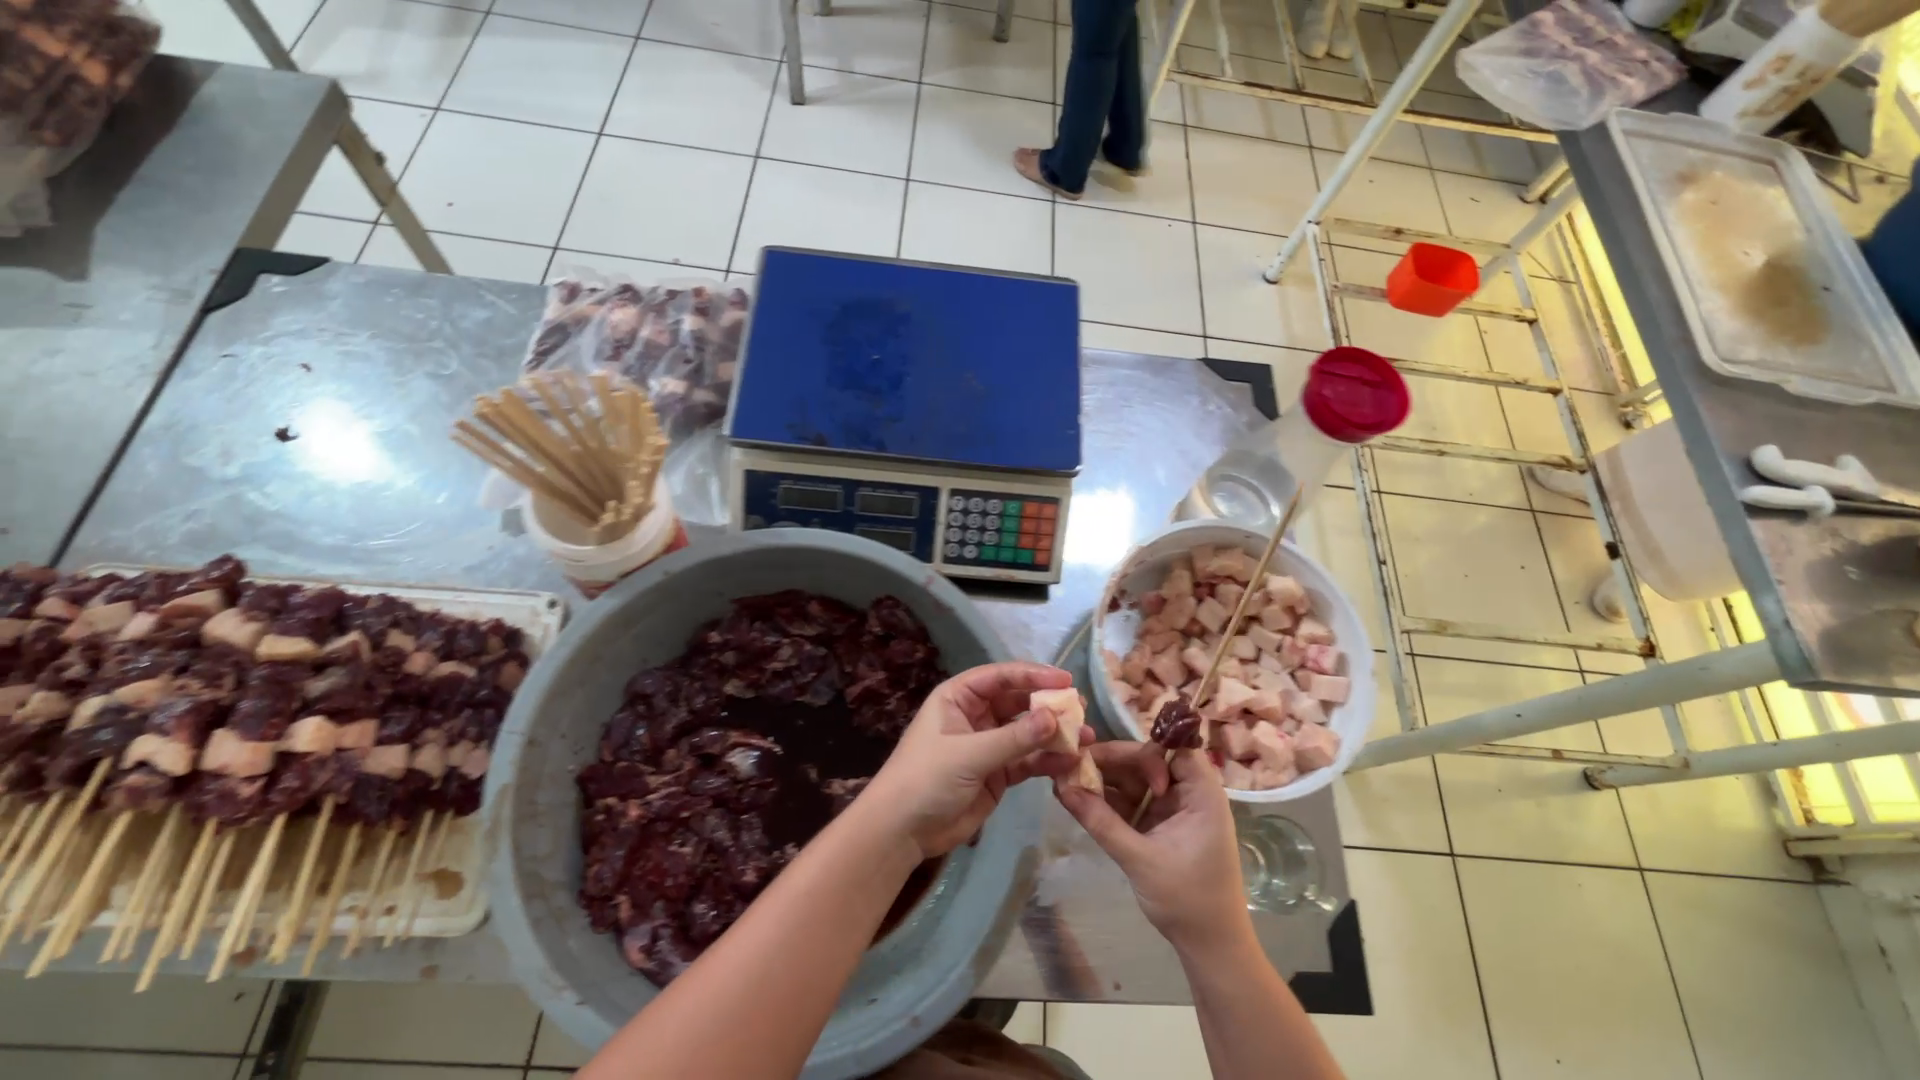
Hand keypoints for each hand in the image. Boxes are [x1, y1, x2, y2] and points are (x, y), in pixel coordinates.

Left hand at [860, 662, 1089, 859]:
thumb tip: (1054, 718)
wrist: (902, 831)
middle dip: (1048, 705)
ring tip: (1086, 736)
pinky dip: (1048, 760)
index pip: (1000, 677)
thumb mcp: (968, 755)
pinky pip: (1028, 761)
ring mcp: (988, 746)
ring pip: (1028, 732)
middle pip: (1018, 702)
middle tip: (1081, 708)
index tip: (1065, 681)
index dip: (1032, 675)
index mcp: (958, 698)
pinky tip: (1071, 762)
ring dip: (1055, 734)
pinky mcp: (998, 775)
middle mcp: (975, 717)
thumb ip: (1013, 738)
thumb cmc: (925, 779)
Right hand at [1055, 745, 1249, 953]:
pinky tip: (1076, 797)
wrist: (1210, 945)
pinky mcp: (1157, 826)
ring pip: (1135, 781)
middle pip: (1147, 761)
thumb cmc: (1188, 900)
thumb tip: (1062, 787)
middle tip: (1070, 764)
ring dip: (1103, 780)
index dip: (1141, 750)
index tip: (1104, 761)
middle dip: (1110, 763)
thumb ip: (1102, 822)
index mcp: (1201, 794)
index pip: (1174, 749)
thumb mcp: (1140, 859)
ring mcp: (1171, 810)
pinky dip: (1107, 801)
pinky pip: (1131, 803)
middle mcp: (1187, 794)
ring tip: (1064, 777)